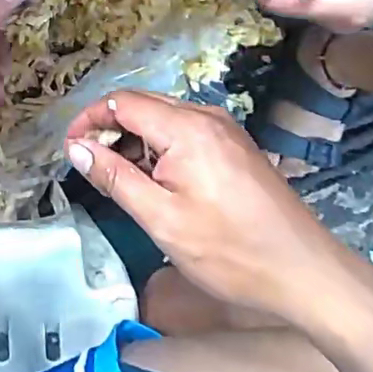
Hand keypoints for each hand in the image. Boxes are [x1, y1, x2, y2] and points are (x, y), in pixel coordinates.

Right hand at [64, 91, 353, 324]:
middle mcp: (206, 116)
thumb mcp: (161, 219)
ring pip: (164, 118)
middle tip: (88, 164)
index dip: (90, 119)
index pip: (123, 102)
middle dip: (110, 128)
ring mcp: (224, 129)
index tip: (69, 147)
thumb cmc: (229, 250)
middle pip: (144, 105)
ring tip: (117, 176)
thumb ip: (116, 178)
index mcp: (186, 127)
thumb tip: (77, 149)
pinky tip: (154, 177)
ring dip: (135, 139)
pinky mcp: (234, 145)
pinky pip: (186, 131)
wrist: (303, 269)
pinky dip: (161, 147)